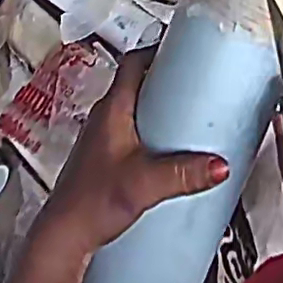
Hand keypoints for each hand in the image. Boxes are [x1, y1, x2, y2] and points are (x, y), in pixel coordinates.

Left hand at [34, 47, 229, 259]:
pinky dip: (151, 129)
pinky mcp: (106, 155)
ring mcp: (103, 135)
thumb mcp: (145, 184)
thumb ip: (184, 174)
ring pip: (134, 107)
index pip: (132, 62)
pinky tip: (167, 149)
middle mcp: (105, 116)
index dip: (156, 50)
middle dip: (165, 79)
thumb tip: (218, 165)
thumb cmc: (90, 203)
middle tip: (192, 82)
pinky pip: (132, 129)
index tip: (179, 47)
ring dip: (158, 105)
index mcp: (112, 109)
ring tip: (186, 114)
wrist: (65, 235)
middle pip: (137, 82)